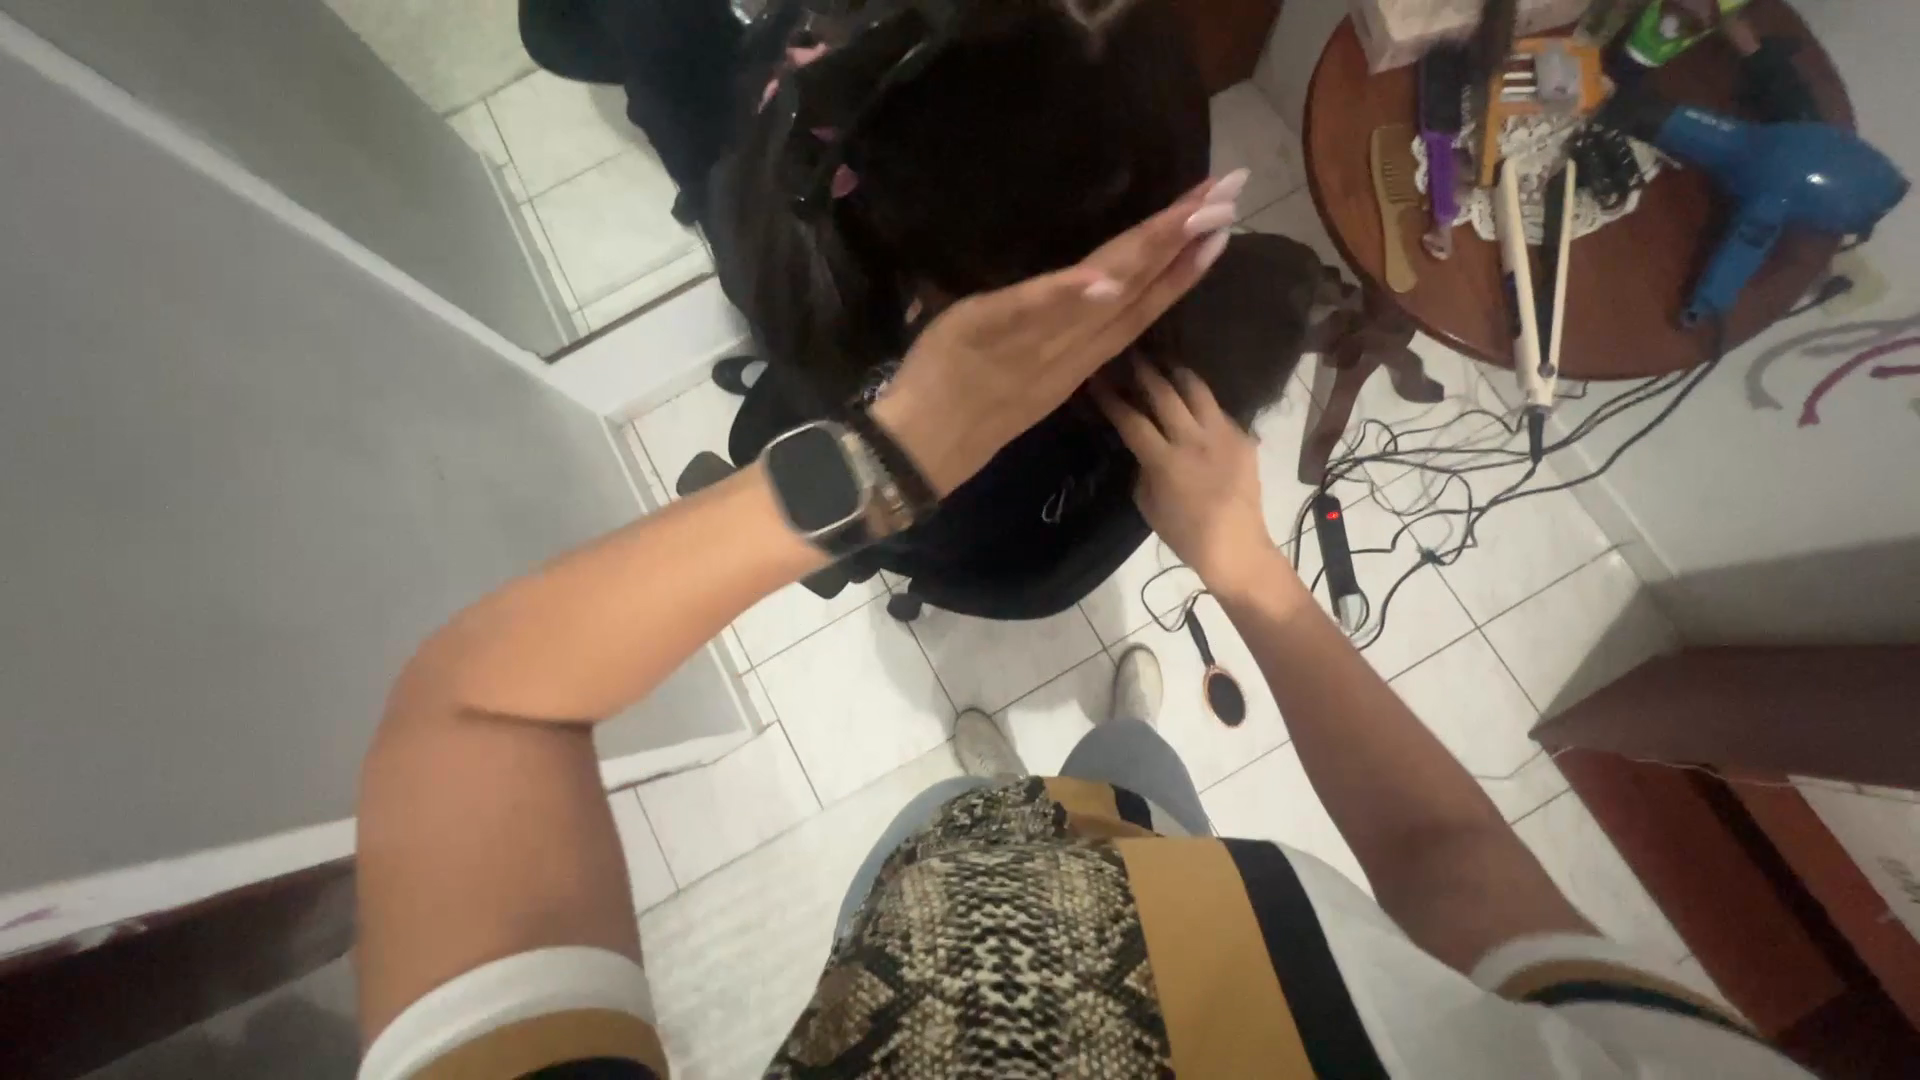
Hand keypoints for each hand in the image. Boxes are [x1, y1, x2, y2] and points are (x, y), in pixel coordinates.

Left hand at [869, 170, 1246, 493]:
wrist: (922, 447)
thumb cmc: (963, 402)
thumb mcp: (1019, 366)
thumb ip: (1048, 328)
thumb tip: (1076, 293)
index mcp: (1075, 351)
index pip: (1137, 302)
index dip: (1179, 267)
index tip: (1219, 224)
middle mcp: (1067, 345)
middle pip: (1133, 289)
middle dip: (1183, 241)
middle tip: (1231, 194)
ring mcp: (1032, 341)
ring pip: (1100, 295)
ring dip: (1148, 255)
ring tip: (1196, 215)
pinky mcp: (987, 331)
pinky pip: (1032, 312)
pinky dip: (1069, 298)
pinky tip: (1104, 277)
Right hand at [1093, 361, 1289, 599]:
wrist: (1235, 545)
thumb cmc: (1183, 532)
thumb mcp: (1148, 502)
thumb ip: (1143, 467)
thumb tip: (1144, 446)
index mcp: (1164, 460)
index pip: (1131, 420)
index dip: (1110, 399)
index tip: (1096, 381)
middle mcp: (1193, 440)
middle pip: (1164, 393)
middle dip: (1144, 371)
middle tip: (1131, 356)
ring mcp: (1222, 435)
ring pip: (1197, 390)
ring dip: (1177, 374)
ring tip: (1167, 365)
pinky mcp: (1243, 438)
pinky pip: (1218, 410)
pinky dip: (1202, 403)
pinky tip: (1195, 404)